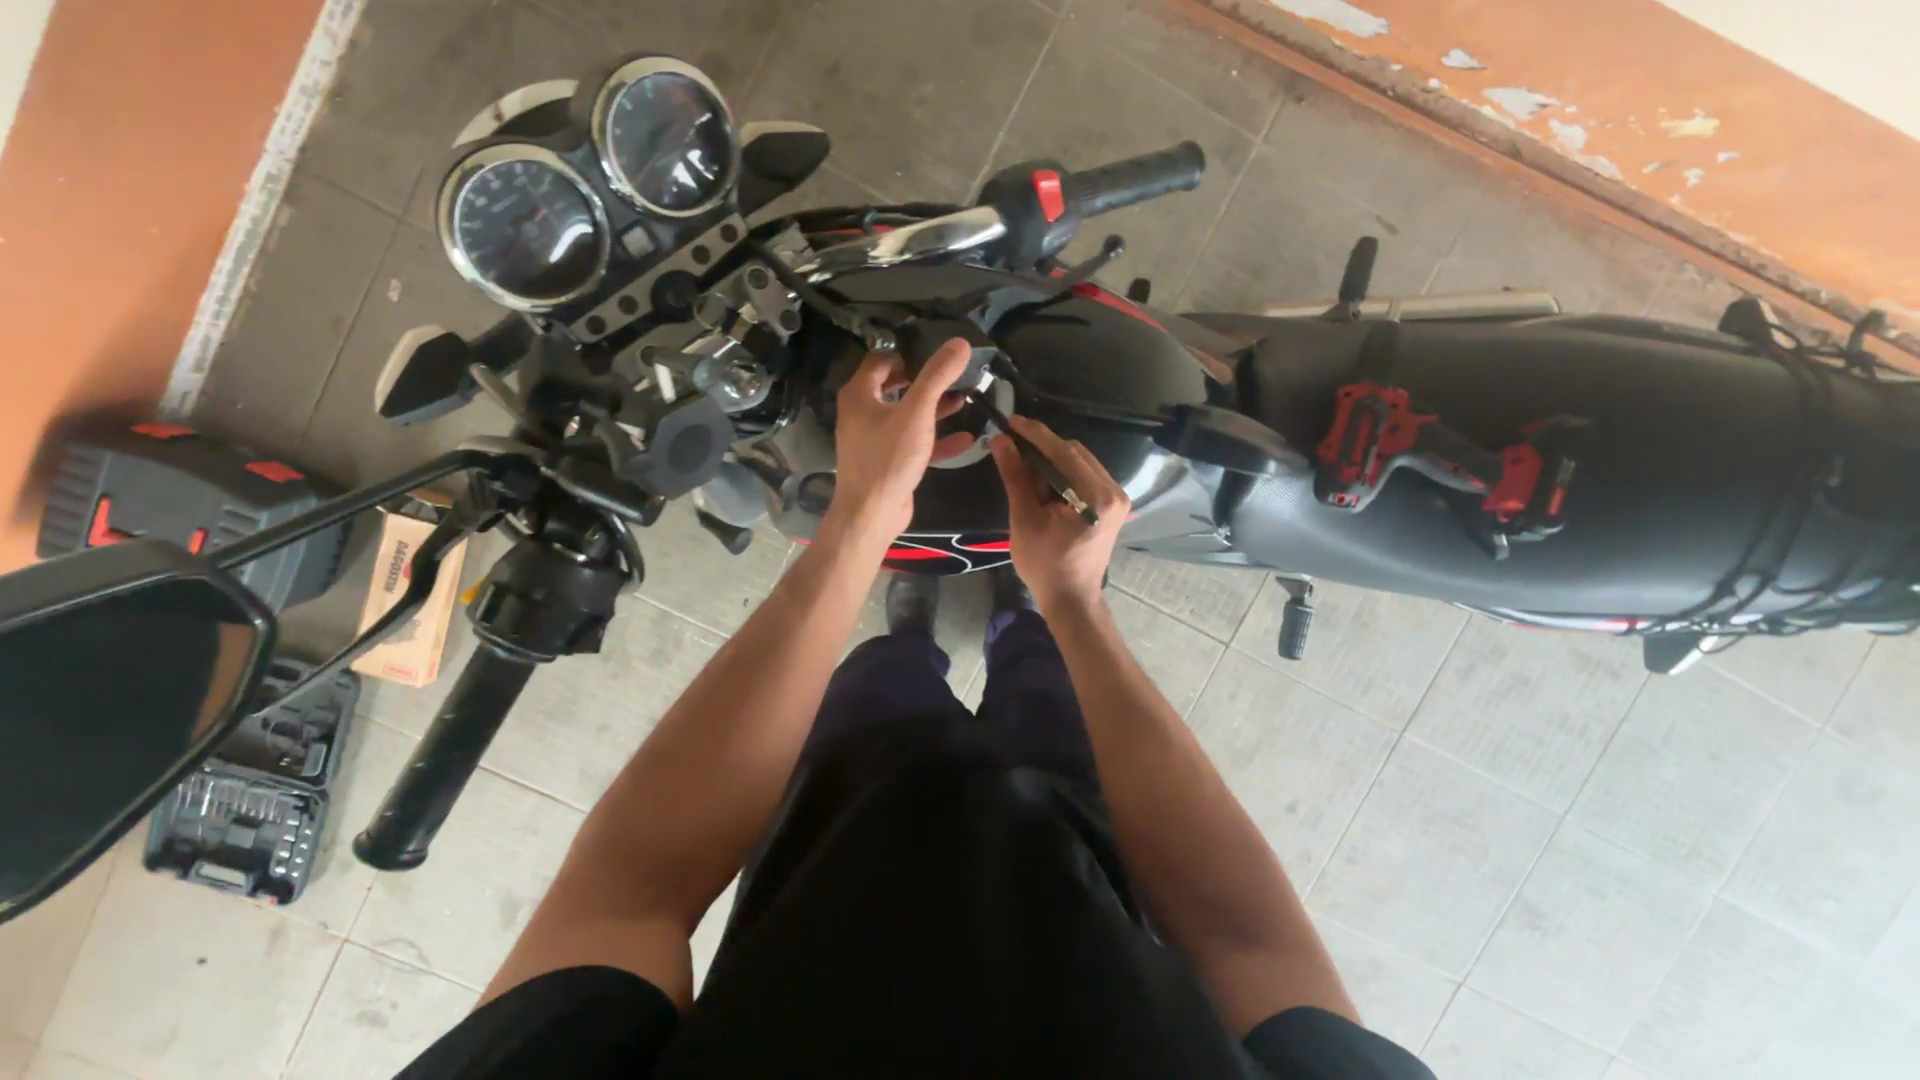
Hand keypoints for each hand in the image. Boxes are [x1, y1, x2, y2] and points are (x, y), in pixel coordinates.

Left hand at [830, 339, 974, 540]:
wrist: (871, 514)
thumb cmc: (888, 458)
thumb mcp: (917, 412)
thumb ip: (937, 377)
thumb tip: (960, 343)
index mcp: (860, 395)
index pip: (881, 360)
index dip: (908, 353)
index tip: (937, 351)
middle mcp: (863, 414)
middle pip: (896, 386)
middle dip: (926, 380)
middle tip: (955, 373)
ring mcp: (875, 439)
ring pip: (908, 416)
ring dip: (935, 408)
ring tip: (965, 399)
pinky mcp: (889, 462)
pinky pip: (915, 443)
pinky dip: (937, 439)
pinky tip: (967, 439)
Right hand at [989, 415, 1130, 616]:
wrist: (1071, 598)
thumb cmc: (1045, 565)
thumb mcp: (1025, 519)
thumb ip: (1016, 477)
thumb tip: (1000, 441)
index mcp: (1096, 496)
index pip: (1064, 452)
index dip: (1035, 435)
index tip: (1010, 421)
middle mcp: (1114, 491)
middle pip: (1075, 453)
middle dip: (1043, 448)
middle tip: (1012, 450)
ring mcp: (1117, 497)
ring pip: (1080, 462)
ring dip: (1053, 461)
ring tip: (1025, 469)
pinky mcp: (1113, 504)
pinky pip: (1085, 476)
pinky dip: (1063, 474)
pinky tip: (1043, 484)